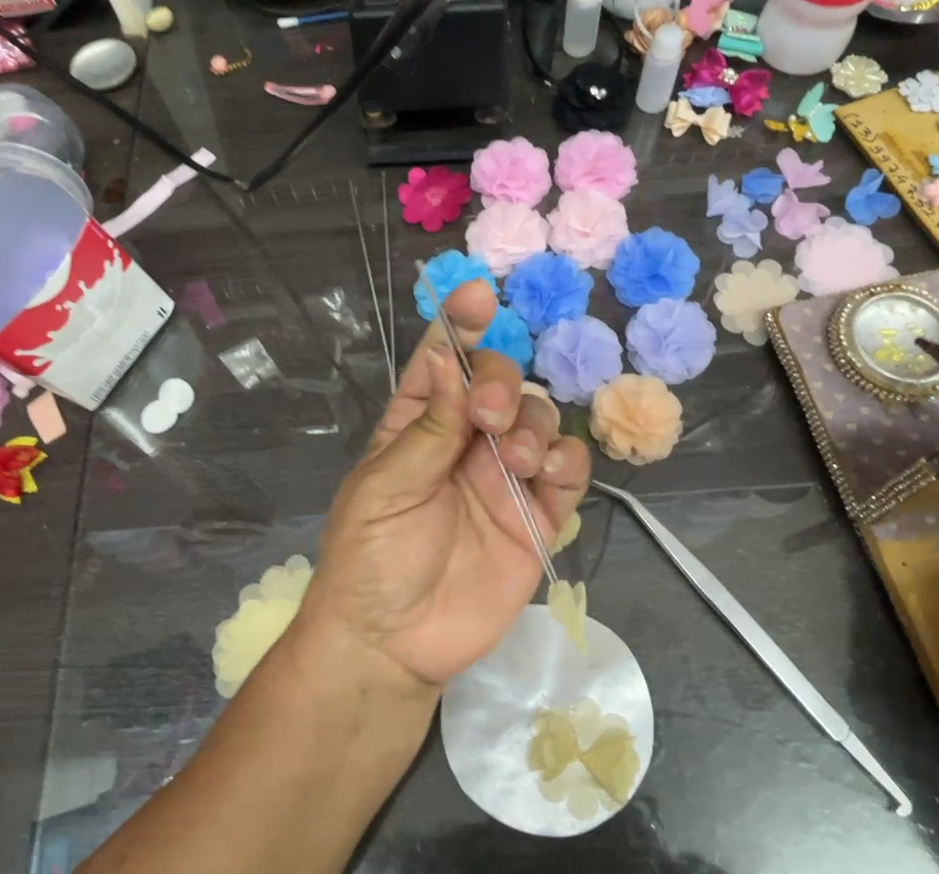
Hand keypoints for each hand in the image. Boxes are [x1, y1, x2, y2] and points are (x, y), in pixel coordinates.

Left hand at [298, 279, 591, 693]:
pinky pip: (567, 473)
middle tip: (488, 416)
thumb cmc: (370, 559)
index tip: (476, 295)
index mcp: (418, 426)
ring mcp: (504, 479)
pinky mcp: (538, 517)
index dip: (458, 326)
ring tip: (513, 458)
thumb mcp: (384, 488)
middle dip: (501, 383)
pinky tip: (546, 474)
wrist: (394, 643)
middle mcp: (465, 443)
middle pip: (500, 383)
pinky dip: (566, 462)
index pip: (441, 362)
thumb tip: (453, 361)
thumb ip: (428, 429)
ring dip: (534, 424)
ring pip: (539, 419)